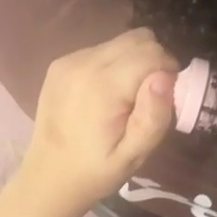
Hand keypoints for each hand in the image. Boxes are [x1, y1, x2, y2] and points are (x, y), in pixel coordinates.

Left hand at [13, 29, 177, 216]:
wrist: (48, 177)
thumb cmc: (95, 171)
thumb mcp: (133, 155)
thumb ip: (152, 116)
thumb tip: (165, 77)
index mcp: (102, 86)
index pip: (152, 53)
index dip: (168, 70)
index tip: (167, 97)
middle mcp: (83, 64)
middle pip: (138, 39)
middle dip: (154, 62)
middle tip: (150, 97)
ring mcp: (69, 60)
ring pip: (121, 41)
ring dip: (134, 61)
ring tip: (127, 97)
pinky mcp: (60, 63)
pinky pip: (101, 49)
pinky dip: (114, 64)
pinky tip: (105, 94)